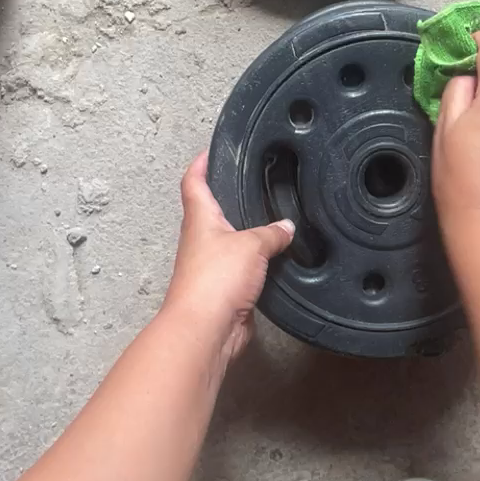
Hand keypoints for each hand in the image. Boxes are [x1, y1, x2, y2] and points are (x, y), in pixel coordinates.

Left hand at [162, 152, 296, 363]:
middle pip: (212, 211)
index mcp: (200, 219)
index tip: (210, 151)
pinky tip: (275, 260)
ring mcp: (212, 266)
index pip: (193, 182)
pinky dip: (257, 262)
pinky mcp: (225, 289)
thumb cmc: (214, 280)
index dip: (200, 164)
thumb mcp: (251, 245)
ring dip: (246, 232)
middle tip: (250, 182)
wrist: (206, 329)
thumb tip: (286, 227)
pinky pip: (243, 268)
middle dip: (228, 197)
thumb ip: (272, 233)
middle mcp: (202, 239)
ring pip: (230, 241)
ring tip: (271, 218)